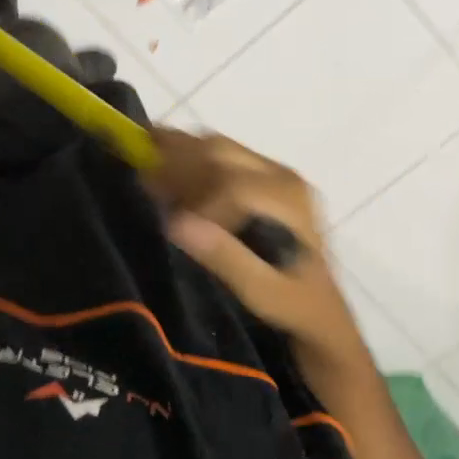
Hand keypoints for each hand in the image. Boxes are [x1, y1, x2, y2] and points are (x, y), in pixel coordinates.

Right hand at [146, 130, 359, 349]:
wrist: (321, 312)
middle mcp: (283, 176)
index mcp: (289, 201)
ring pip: (217, 146)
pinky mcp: (262, 174)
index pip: (231, 184)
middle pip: (221, 152)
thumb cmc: (293, 307)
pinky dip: (188, 155)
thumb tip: (177, 224)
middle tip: (136, 172)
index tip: (165, 221)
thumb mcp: (262, 294)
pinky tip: (163, 165)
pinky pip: (220, 153)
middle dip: (175, 161)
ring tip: (142, 160)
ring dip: (178, 152)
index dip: (193, 199)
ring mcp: (274, 171)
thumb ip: (225, 258)